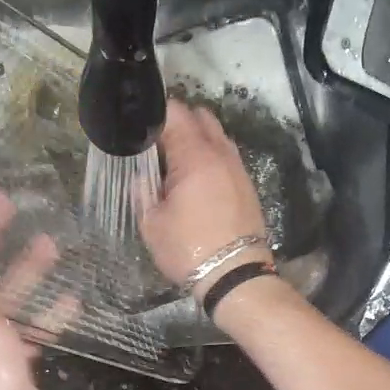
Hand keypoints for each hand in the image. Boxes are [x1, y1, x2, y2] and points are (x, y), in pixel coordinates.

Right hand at [137, 101, 272, 306]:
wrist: (235, 277)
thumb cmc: (189, 250)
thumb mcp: (151, 225)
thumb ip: (143, 192)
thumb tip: (143, 177)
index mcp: (194, 155)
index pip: (175, 112)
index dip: (154, 115)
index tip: (141, 130)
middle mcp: (221, 154)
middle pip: (200, 118)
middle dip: (179, 124)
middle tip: (160, 147)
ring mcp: (238, 169)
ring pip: (217, 138)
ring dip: (198, 143)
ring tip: (179, 167)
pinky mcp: (247, 187)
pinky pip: (227, 159)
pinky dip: (212, 161)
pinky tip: (199, 183)